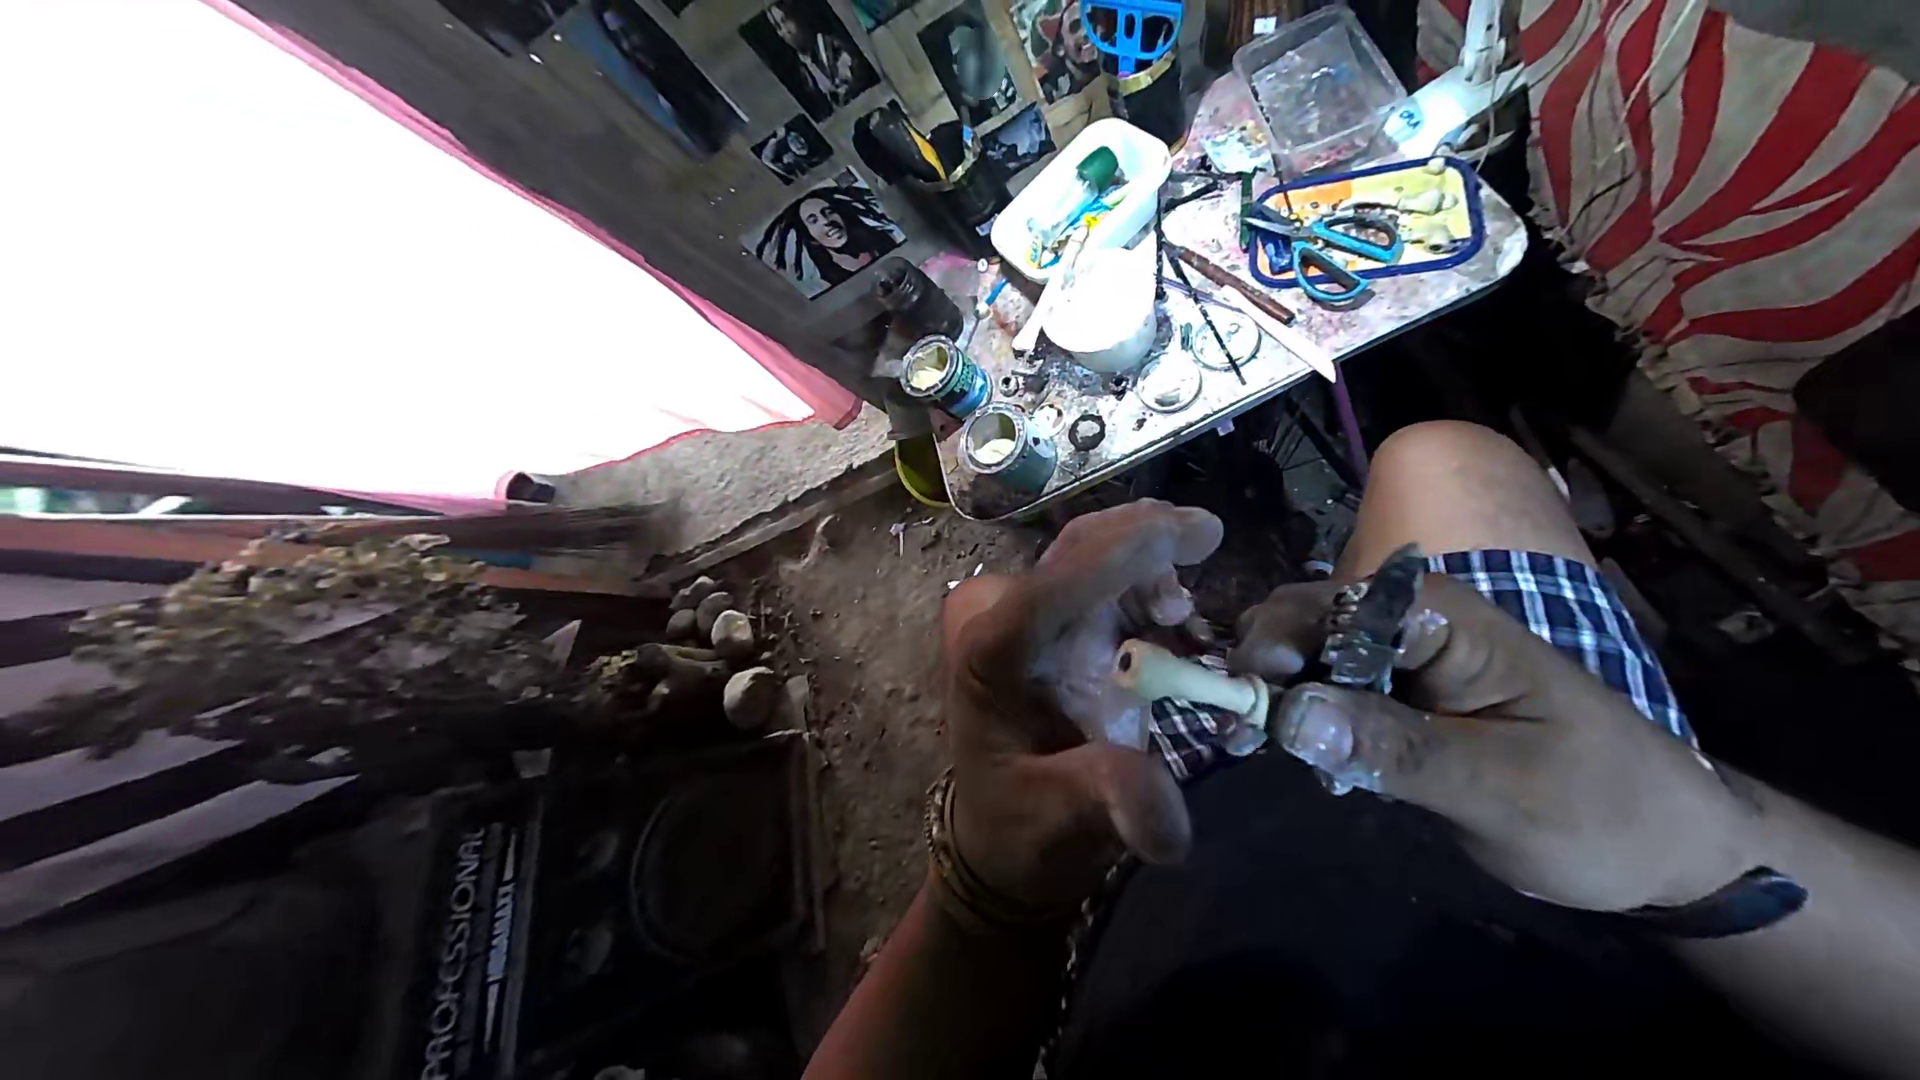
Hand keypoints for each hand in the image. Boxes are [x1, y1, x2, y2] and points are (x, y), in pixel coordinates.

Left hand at [941, 500, 1222, 911]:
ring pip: (1093, 556)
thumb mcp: (1060, 820)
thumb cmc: (1019, 825)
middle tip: (1207, 534)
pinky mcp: (1054, 629)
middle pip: (1076, 550)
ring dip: (1149, 560)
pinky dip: (1146, 583)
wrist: (1001, 831)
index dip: (1126, 550)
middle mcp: (1002, 619)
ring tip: (1187, 604)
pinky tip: (1173, 611)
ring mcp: (1028, 619)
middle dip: (1143, 535)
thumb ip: (1110, 802)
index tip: (1197, 530)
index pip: (1056, 582)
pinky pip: (1104, 582)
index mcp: (990, 652)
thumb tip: (1172, 824)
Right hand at [1230, 573, 1764, 910]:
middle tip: (1238, 736)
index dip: (1271, 645)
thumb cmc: (1600, 808)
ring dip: (1263, 695)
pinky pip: (1311, 685)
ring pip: (1293, 653)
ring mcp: (1388, 653)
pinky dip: (1284, 713)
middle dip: (1254, 671)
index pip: (1322, 605)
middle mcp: (1400, 618)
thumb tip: (1288, 716)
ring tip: (1249, 746)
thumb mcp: (1500, 788)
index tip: (1242, 705)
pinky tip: (1278, 748)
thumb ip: (1392, 746)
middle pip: (1294, 622)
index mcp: (1436, 614)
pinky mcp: (1382, 689)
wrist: (1662, 846)